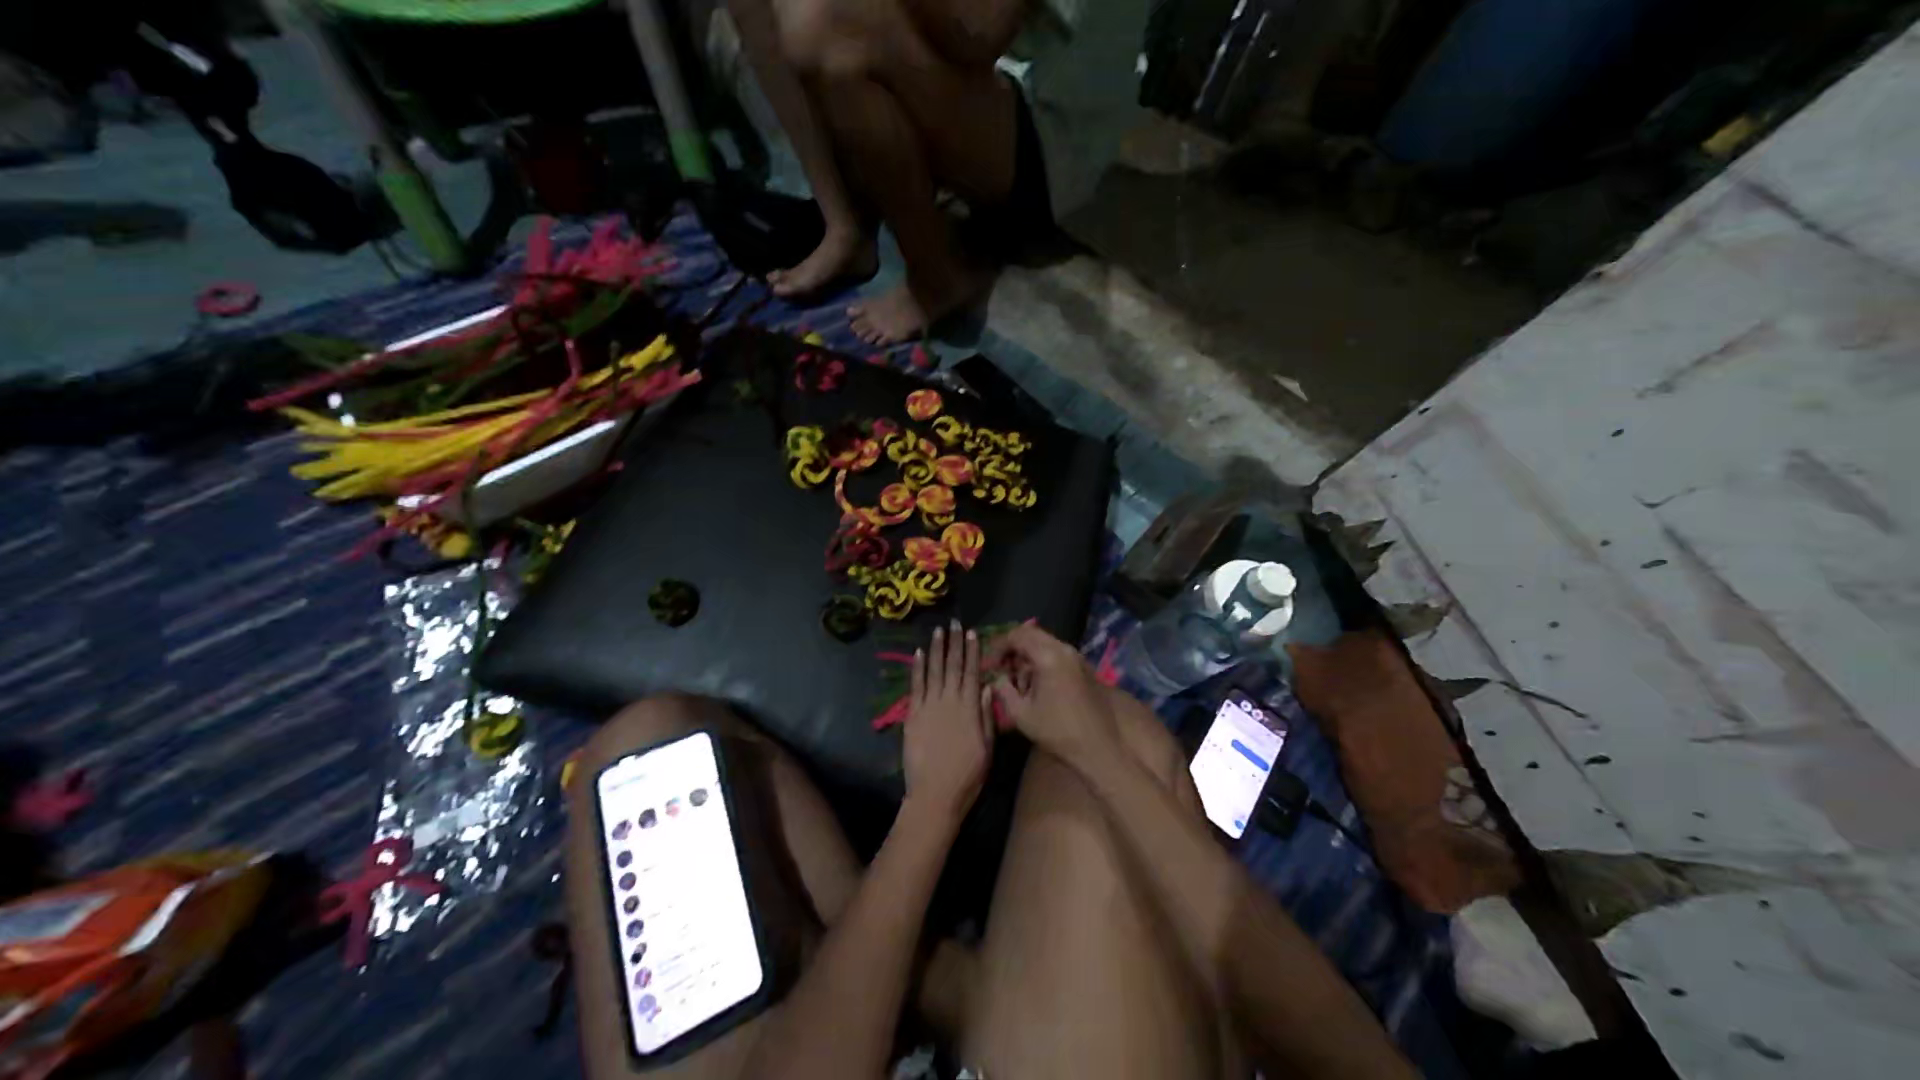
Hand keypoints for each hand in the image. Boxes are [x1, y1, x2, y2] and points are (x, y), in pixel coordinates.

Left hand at [902, 620, 994, 821]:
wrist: (936, 793)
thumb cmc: (968, 774)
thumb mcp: (987, 746)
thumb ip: (986, 715)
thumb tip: (987, 687)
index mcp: (970, 707)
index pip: (972, 672)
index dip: (972, 651)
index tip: (972, 633)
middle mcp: (949, 700)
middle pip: (952, 665)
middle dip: (954, 643)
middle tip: (954, 622)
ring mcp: (928, 706)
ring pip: (933, 670)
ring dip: (935, 649)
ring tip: (937, 631)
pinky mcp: (912, 715)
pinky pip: (915, 685)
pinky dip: (916, 668)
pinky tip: (917, 653)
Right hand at [985, 625, 1116, 768]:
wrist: (1097, 745)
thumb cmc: (1057, 730)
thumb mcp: (1021, 713)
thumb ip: (1004, 690)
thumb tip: (997, 678)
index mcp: (1048, 656)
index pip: (1017, 636)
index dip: (999, 646)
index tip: (990, 664)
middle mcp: (1064, 649)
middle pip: (1031, 634)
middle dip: (1012, 648)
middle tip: (1001, 667)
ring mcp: (1076, 657)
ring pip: (1044, 643)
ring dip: (1027, 655)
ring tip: (1017, 680)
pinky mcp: (1082, 667)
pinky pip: (1056, 653)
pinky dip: (1041, 661)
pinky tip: (1035, 684)